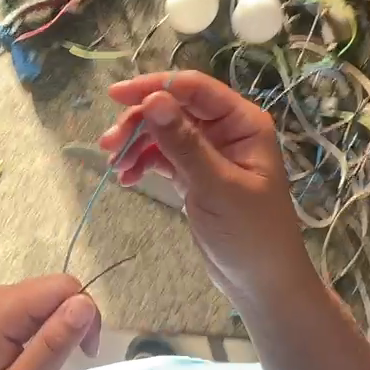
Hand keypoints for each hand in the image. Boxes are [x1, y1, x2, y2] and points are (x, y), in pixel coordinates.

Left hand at [0, 275, 102, 369]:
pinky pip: (38, 306)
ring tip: (58, 359)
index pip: (62, 287)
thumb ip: (55, 343)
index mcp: (0, 310)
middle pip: (57, 288)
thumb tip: (85, 302)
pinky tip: (44, 351)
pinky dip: (51, 326)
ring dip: (65, 324)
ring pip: (50, 296)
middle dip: (77, 318)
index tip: (86, 352)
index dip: (85, 314)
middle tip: (76, 358)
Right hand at [98, 71, 315, 303]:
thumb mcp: (216, 186)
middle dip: (139, 121)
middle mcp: (226, 130)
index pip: (194, 88)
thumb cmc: (251, 234)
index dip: (154, 86)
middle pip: (173, 107)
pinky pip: (162, 157)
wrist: (262, 283)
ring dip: (136, 143)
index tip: (116, 95)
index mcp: (242, 122)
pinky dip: (142, 163)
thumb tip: (153, 100)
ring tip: (115, 166)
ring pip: (163, 132)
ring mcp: (209, 152)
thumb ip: (183, 142)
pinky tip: (126, 179)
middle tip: (108, 144)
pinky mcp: (194, 174)